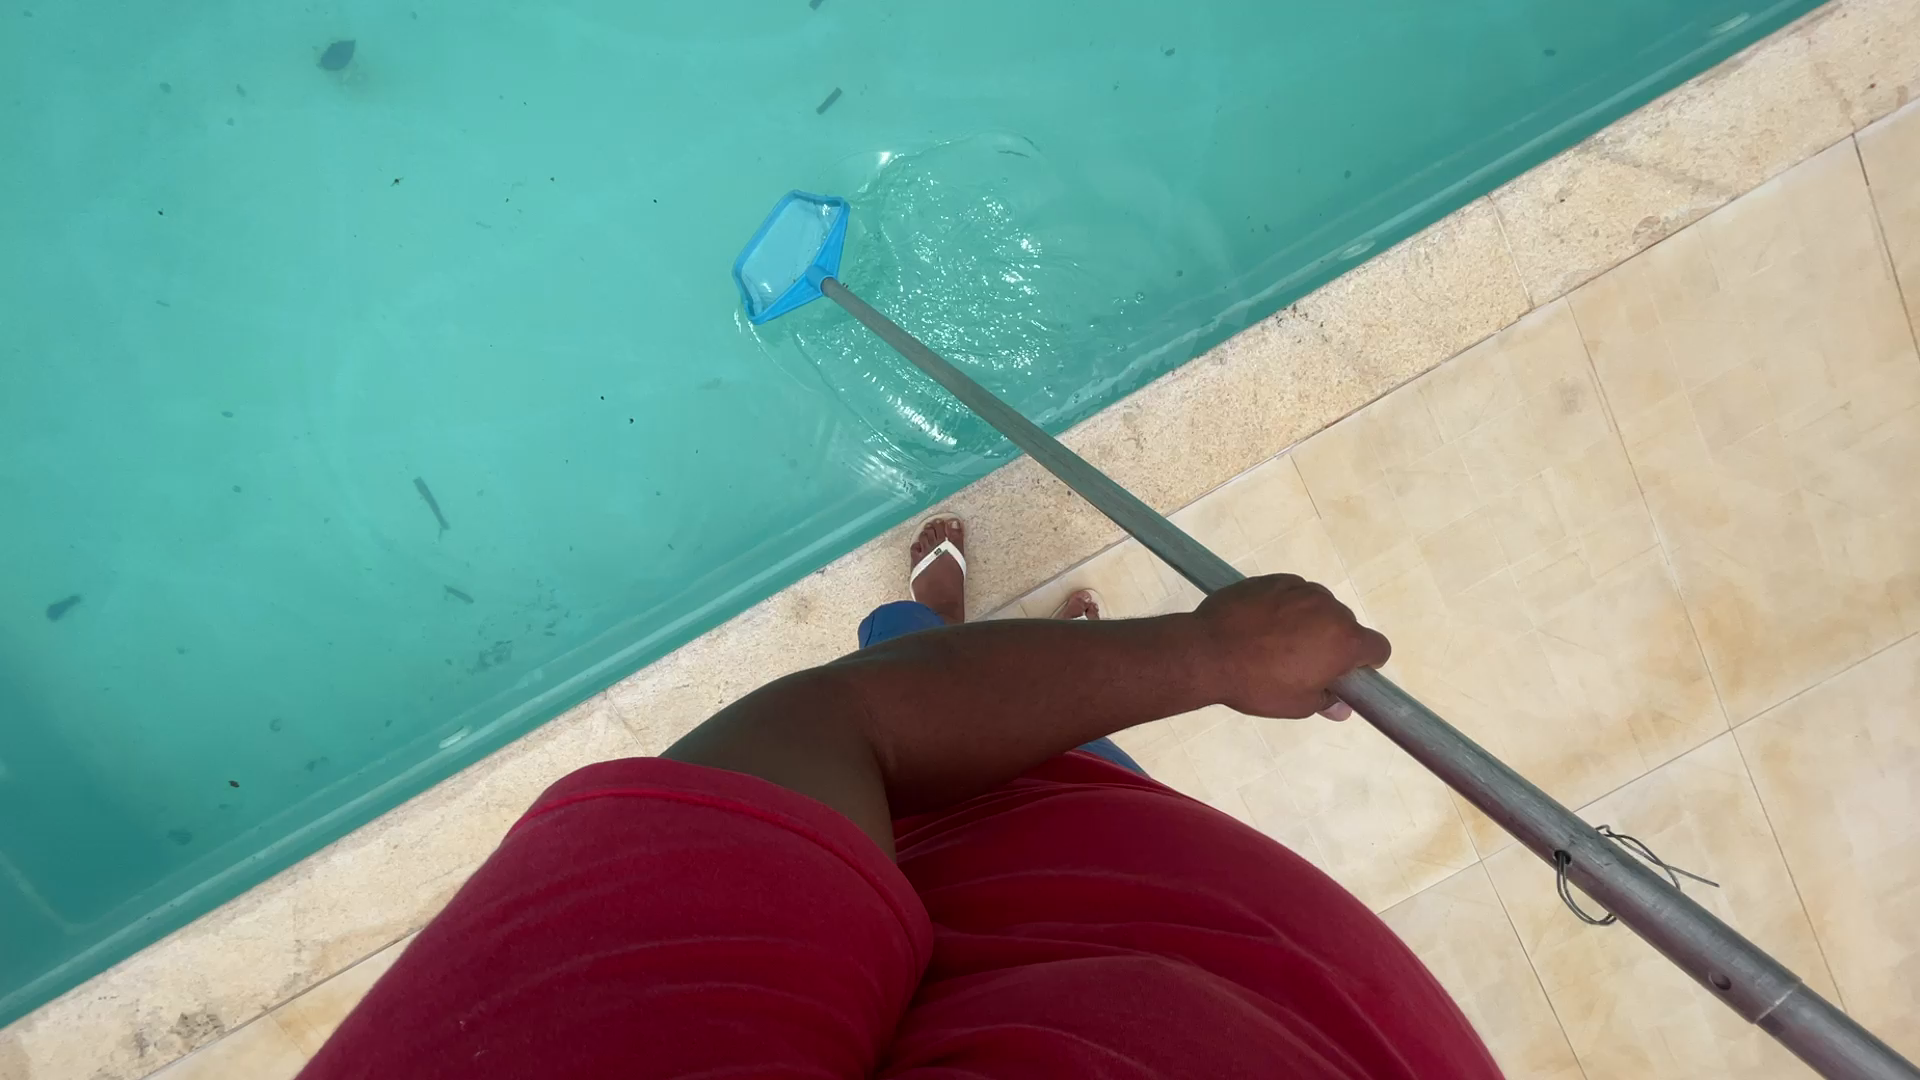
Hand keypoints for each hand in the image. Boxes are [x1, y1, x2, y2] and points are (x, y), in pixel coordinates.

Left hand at [1190, 575, 1390, 719]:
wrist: (1206, 651)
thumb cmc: (1257, 683)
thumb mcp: (1296, 704)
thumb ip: (1325, 700)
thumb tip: (1341, 706)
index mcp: (1344, 640)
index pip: (1377, 648)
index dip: (1364, 663)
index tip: (1341, 672)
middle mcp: (1328, 608)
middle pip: (1345, 625)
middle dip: (1331, 641)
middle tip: (1301, 660)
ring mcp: (1298, 589)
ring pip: (1317, 606)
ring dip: (1307, 620)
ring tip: (1275, 640)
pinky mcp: (1271, 580)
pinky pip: (1290, 593)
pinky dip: (1283, 605)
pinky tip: (1260, 621)